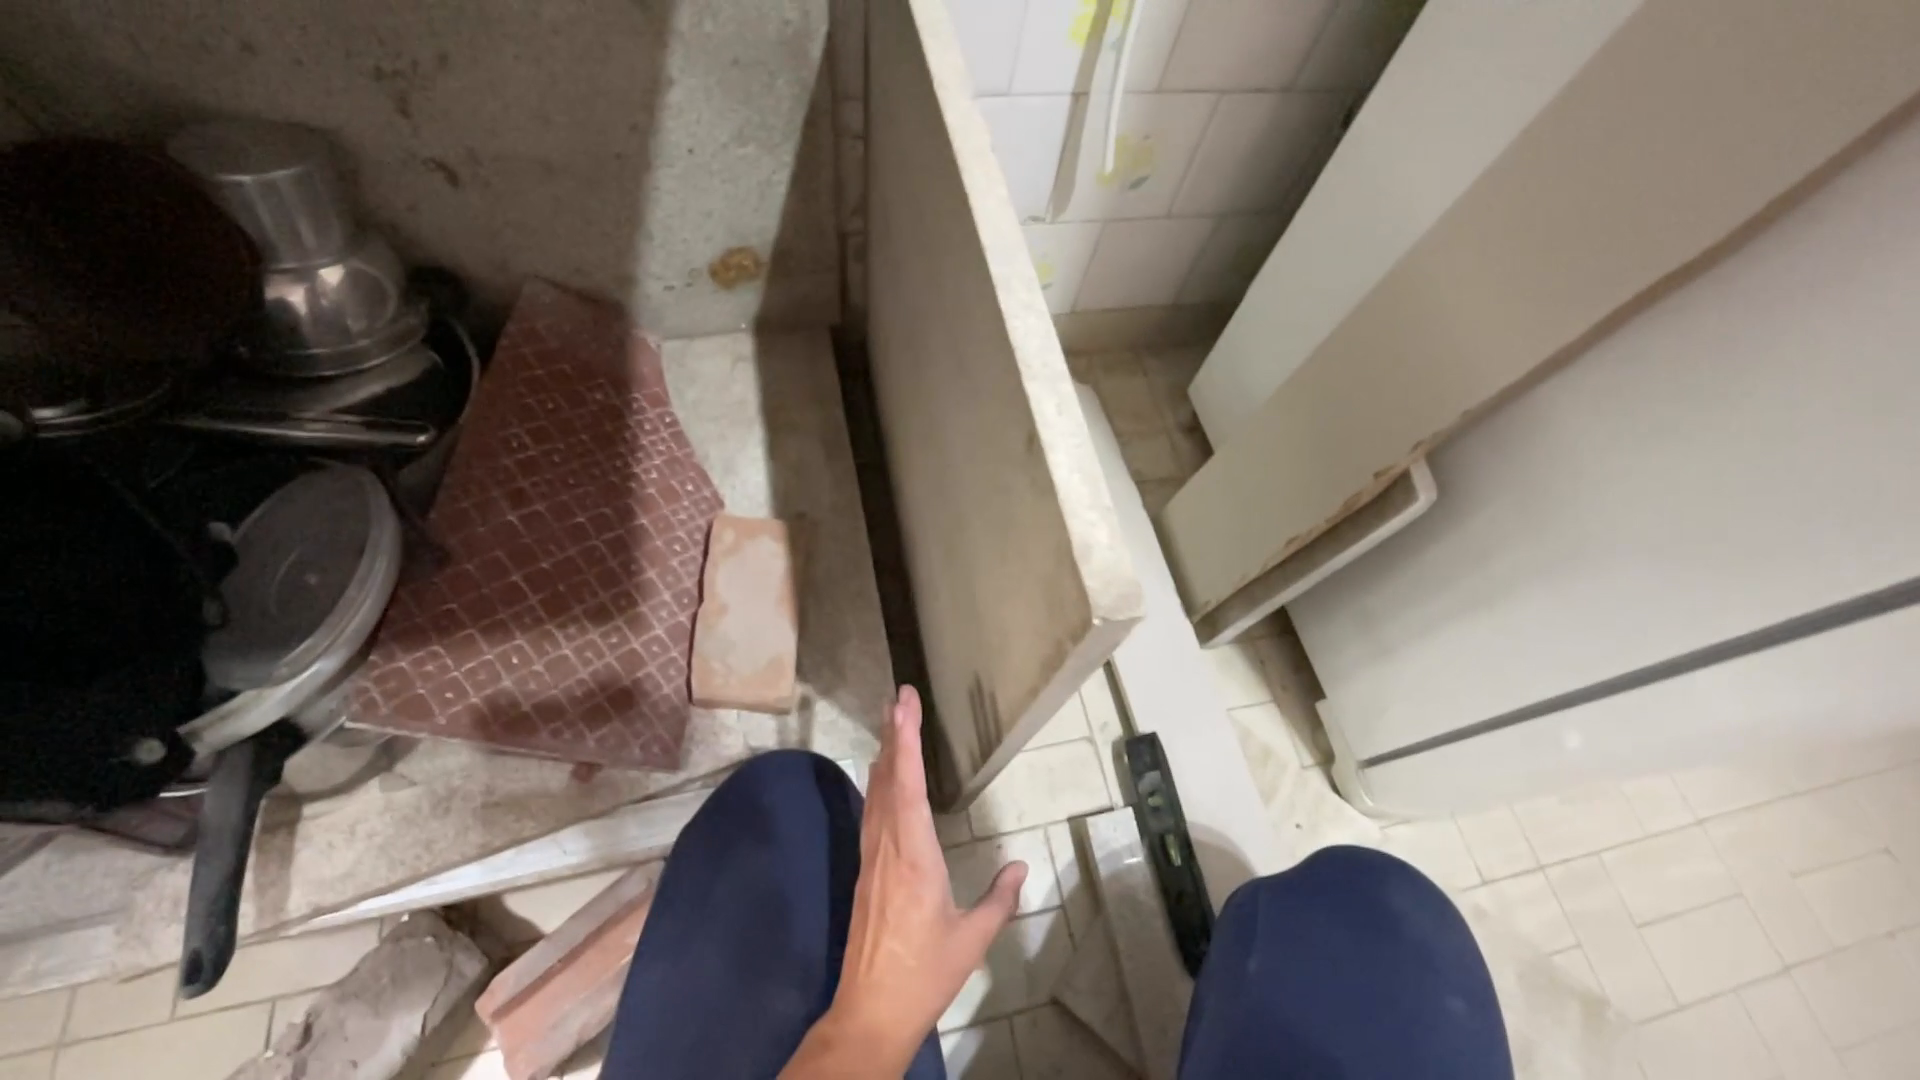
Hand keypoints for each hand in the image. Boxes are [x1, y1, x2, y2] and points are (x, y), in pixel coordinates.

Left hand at [781, 686, 1027, 1076]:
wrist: (871, 1008)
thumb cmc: (925, 972)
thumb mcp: (973, 938)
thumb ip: (999, 898)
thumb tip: (1020, 865)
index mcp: (914, 855)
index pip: (908, 784)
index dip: (905, 739)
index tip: (905, 703)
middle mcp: (887, 846)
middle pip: (887, 778)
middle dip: (892, 733)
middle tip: (898, 696)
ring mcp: (871, 857)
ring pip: (875, 793)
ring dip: (883, 754)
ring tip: (890, 722)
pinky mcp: (865, 870)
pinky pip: (872, 813)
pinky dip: (879, 783)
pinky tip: (882, 777)